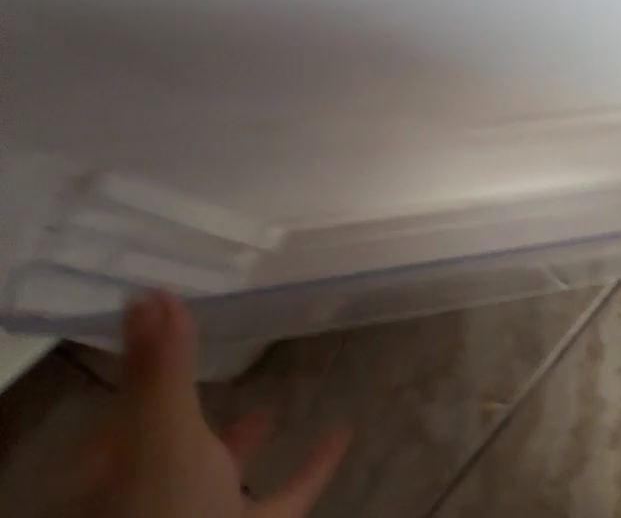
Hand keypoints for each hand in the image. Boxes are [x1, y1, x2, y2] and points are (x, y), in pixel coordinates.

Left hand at [67, 292, 349, 517]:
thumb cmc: (169, 511)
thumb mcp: (163, 437)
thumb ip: (163, 368)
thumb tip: (152, 290)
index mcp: (113, 475)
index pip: (114, 421)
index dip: (138, 377)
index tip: (167, 329)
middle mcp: (149, 496)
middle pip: (163, 447)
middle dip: (190, 410)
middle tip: (218, 364)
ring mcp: (207, 512)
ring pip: (221, 470)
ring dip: (243, 438)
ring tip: (274, 403)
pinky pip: (285, 492)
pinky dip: (312, 462)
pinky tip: (342, 431)